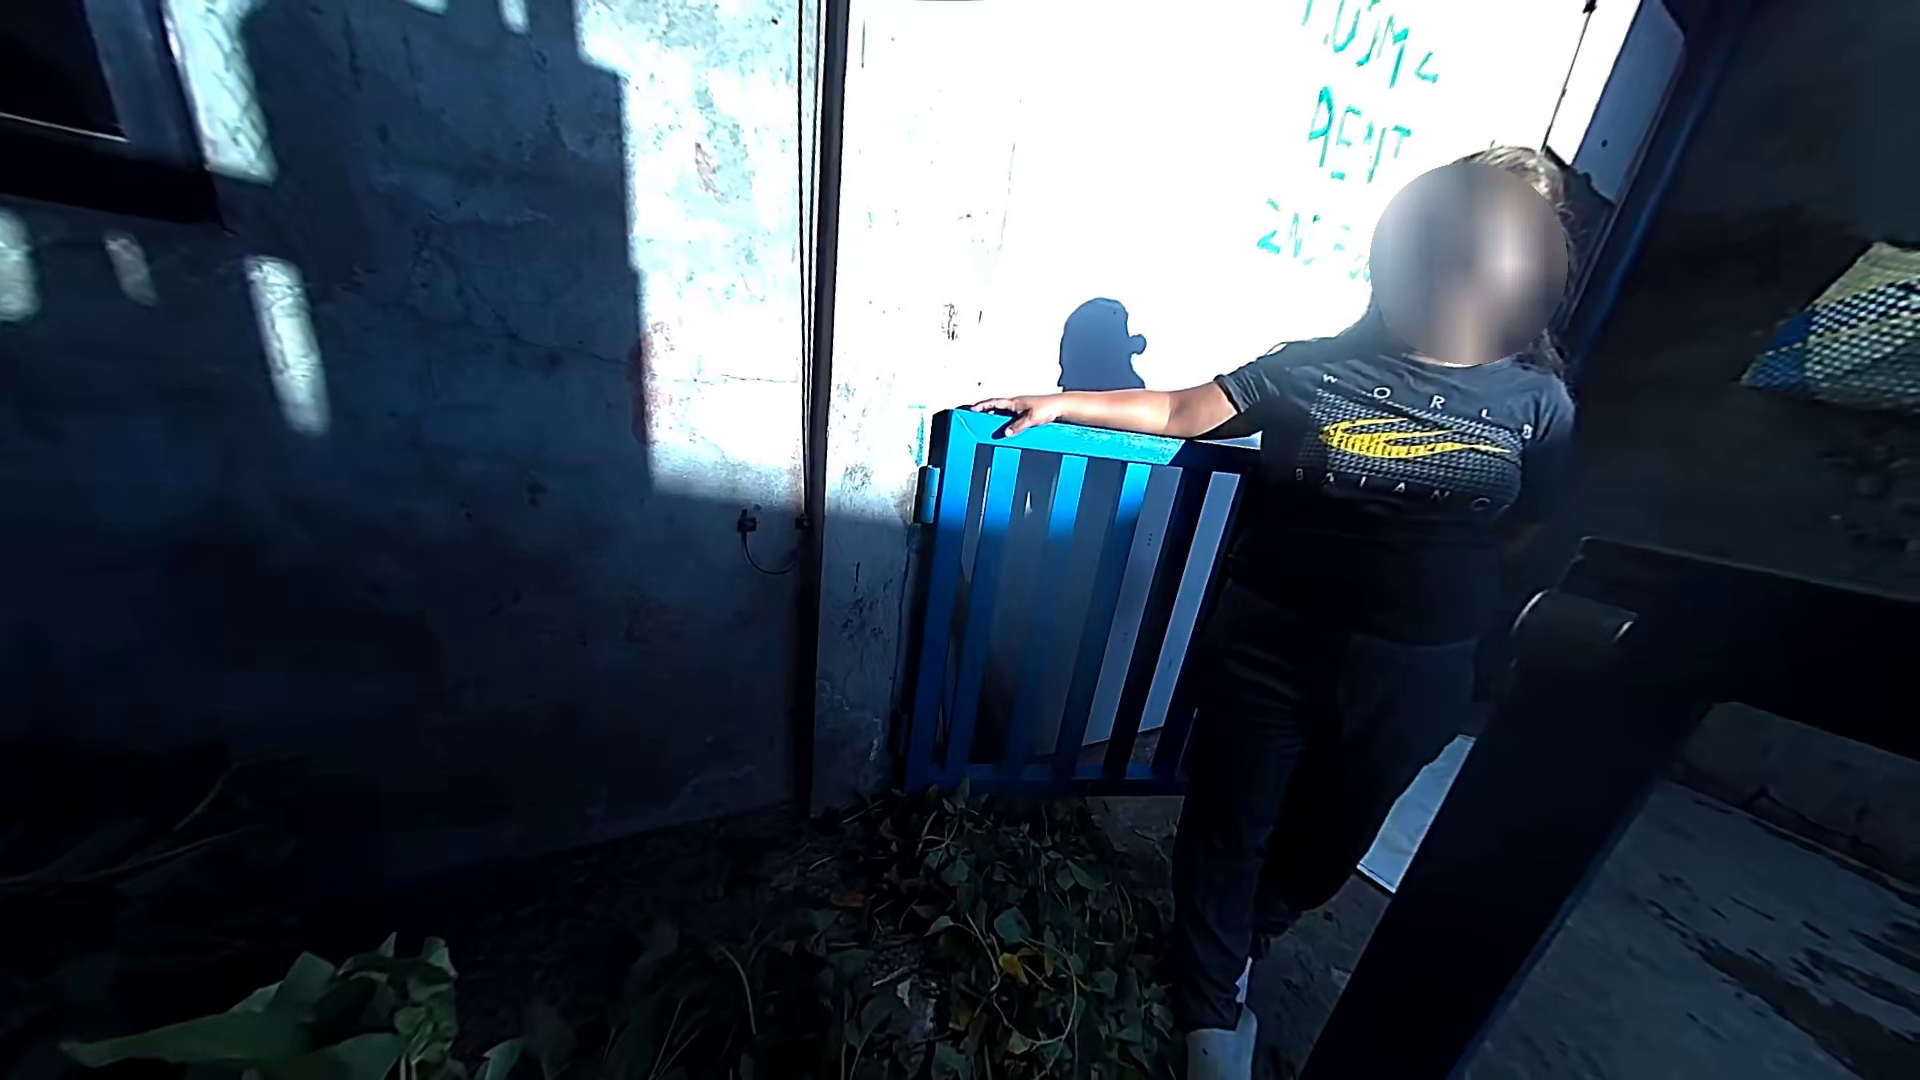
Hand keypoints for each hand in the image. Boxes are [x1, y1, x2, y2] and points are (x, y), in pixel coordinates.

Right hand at [970, 395, 1064, 434]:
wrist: (1061, 406)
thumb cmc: (1047, 408)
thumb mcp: (1031, 419)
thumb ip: (1017, 426)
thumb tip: (1005, 433)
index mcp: (1015, 402)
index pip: (994, 403)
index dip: (982, 406)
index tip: (972, 409)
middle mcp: (1016, 403)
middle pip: (996, 406)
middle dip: (985, 410)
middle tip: (975, 415)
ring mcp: (1021, 408)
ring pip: (1003, 412)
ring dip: (994, 416)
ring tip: (986, 423)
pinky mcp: (1026, 413)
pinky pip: (1011, 417)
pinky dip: (1004, 421)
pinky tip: (1004, 428)